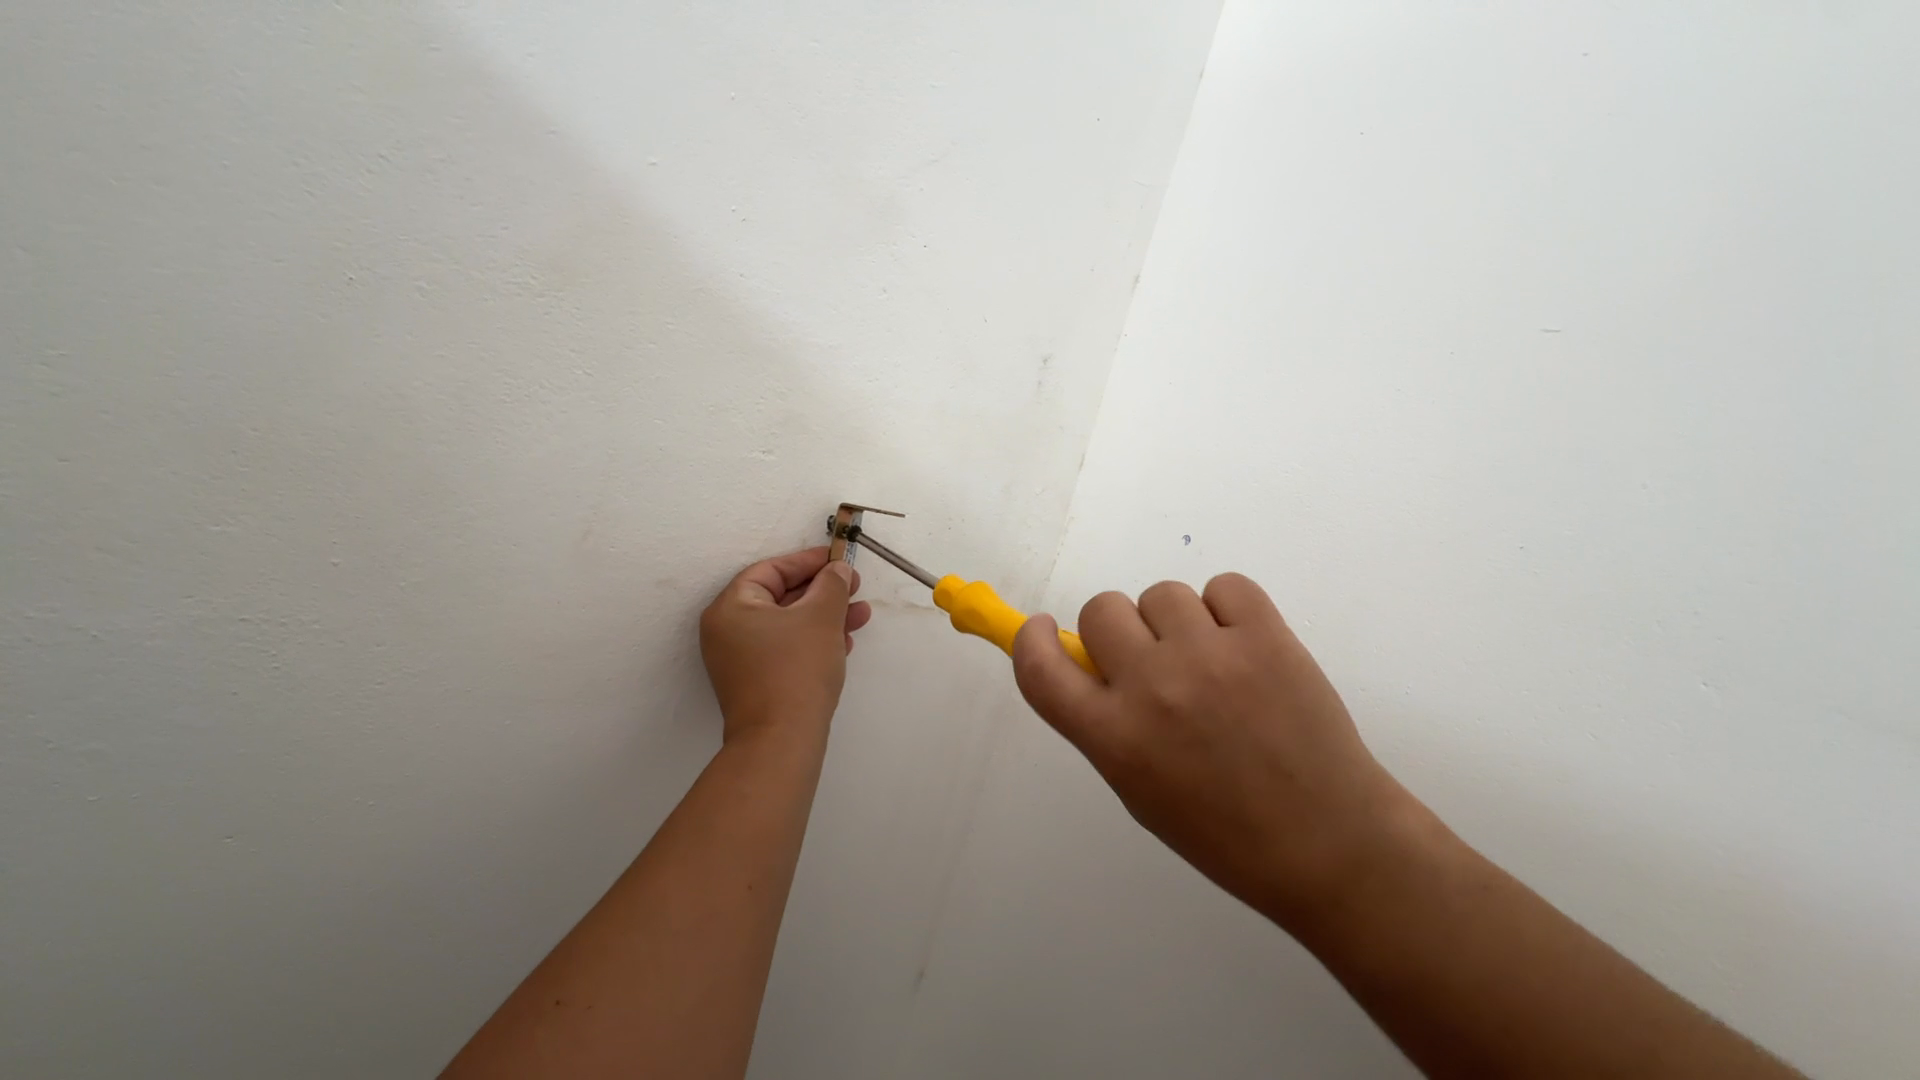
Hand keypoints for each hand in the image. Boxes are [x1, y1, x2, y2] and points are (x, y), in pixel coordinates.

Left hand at [700, 546, 872, 743]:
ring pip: (787, 625)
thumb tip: (837, 570)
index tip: (839, 560)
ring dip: (825, 617)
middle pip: (780, 597)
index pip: (771, 570)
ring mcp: (739, 660)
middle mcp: (727, 631)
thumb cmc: (796, 669)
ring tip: (860, 615)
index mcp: (731, 608)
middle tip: (854, 587)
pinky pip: (785, 649)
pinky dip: (813, 641)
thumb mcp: (821, 617)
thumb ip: (831, 585)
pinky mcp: (755, 683)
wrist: (782, 740)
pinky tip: (845, 643)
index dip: (809, 561)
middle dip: (822, 592)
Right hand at [1011, 574, 1409, 926]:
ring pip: (1161, 593)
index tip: (1043, 630)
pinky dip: (1226, 609)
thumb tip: (1093, 665)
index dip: (1031, 639)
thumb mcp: (1138, 789)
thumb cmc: (1223, 832)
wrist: (1327, 842)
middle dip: (1117, 630)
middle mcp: (1152, 687)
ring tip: (1210, 661)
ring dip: (1175, 621)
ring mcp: (1210, 655)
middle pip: (1101, 609)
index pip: (1039, 666)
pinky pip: (1223, 586)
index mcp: (1112, 737)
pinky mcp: (1265, 636)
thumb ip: (1105, 724)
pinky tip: (1244, 647)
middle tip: (1152, 660)